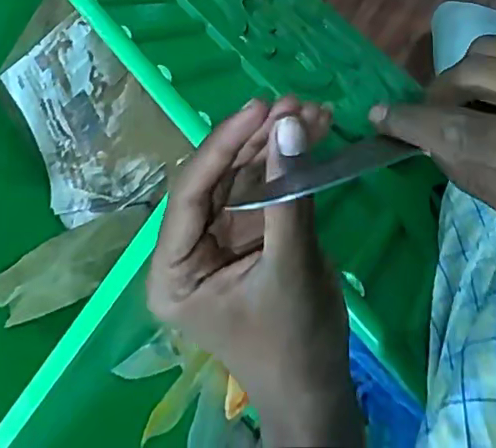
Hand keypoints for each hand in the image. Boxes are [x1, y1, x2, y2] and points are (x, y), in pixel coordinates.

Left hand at [147, 98, 362, 445]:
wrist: (321, 390)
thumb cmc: (295, 344)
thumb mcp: (291, 269)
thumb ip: (289, 195)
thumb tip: (289, 125)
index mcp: (174, 269)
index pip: (189, 192)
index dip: (224, 144)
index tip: (259, 107)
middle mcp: (189, 247)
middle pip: (218, 175)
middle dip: (257, 138)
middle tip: (294, 104)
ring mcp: (219, 237)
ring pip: (242, 173)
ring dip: (276, 141)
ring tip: (311, 111)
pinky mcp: (248, 231)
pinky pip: (264, 185)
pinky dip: (288, 160)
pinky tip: (314, 131)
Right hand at [371, 37, 495, 266]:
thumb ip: (479, 178)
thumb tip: (428, 140)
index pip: (466, 130)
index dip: (414, 124)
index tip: (379, 118)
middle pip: (468, 76)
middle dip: (435, 97)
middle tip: (430, 120)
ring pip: (484, 51)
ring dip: (459, 79)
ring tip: (467, 108)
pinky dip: (489, 68)